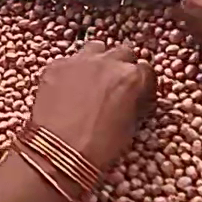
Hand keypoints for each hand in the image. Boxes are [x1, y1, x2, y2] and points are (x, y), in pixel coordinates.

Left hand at [26, 41, 154, 173]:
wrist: (58, 152)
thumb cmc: (99, 147)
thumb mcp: (130, 127)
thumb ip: (134, 103)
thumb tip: (133, 97)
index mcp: (131, 77)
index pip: (146, 70)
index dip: (142, 82)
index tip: (138, 91)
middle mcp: (107, 62)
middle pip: (122, 53)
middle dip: (121, 66)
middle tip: (114, 84)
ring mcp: (79, 60)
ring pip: (95, 49)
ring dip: (97, 60)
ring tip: (91, 79)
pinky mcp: (55, 66)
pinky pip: (68, 61)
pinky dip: (71, 71)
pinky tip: (66, 88)